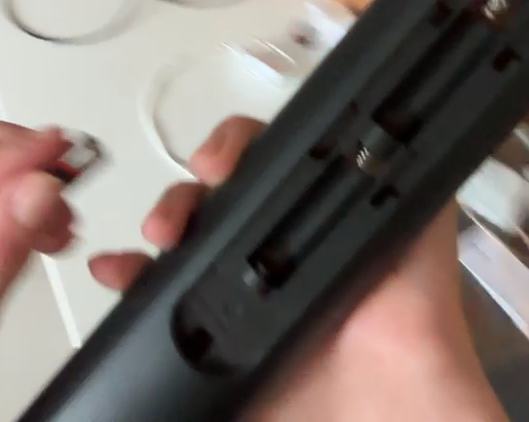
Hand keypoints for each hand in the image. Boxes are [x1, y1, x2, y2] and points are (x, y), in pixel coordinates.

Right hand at [87, 116, 507, 421]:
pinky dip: (125, 273)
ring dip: (157, 218)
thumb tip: (404, 134)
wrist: (382, 412)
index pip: (252, 158)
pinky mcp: (202, 327)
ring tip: (158, 234)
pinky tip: (115, 270)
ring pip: (177, 229)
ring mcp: (227, 281)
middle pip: (205, 190)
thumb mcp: (413, 240)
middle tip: (182, 214)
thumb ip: (409, 188)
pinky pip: (150, 291)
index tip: (216, 165)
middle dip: (183, 189)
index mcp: (298, 213)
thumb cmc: (403, 327)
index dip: (227, 148)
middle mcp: (258, 238)